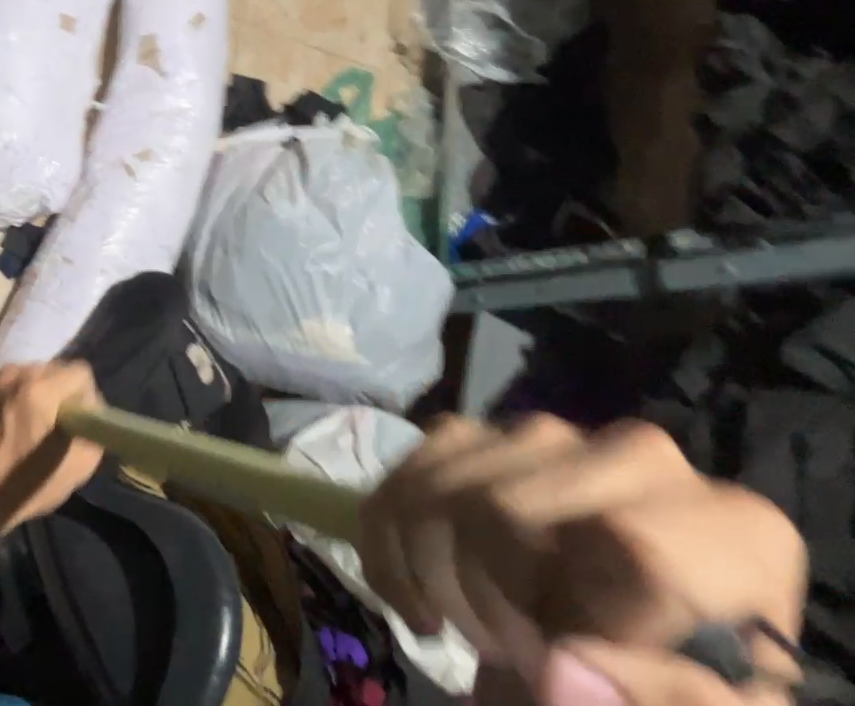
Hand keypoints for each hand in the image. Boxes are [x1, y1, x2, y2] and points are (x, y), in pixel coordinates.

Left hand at [0, 362, 103, 545]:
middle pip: (57, 370)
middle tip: (64, 427)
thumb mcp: (78, 467)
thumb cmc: (24, 485)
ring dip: (45, 394)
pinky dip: (24, 397)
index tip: (83, 424)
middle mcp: (17, 373)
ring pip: (36, 374)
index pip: (81, 372)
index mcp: (40, 389)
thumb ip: (94, 432)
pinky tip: (19, 425)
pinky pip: (16, 383)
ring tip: (40, 426)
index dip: (89, 398)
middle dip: (66, 394)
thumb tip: (91, 417)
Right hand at [358, 414, 807, 705]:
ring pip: (440, 492)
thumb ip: (663, 697)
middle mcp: (639, 456)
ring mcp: (542, 435)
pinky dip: (386, 546)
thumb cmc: (675, 684)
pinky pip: (400, 479)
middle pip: (505, 511)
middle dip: (483, 599)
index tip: (555, 664)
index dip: (567, 614)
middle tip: (511, 655)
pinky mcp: (471, 435)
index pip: (629, 545)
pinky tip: (417, 601)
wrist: (616, 653)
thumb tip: (561, 668)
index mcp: (729, 530)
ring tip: (475, 630)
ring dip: (433, 577)